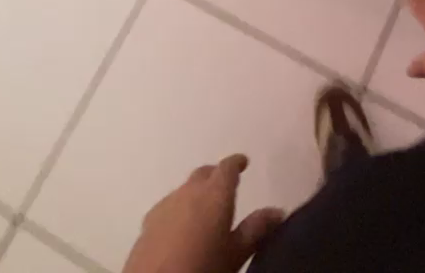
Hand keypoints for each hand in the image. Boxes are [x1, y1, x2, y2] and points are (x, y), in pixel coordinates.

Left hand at [123, 154, 283, 272]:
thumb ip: (255, 230)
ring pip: (184, 189)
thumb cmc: (203, 269)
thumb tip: (277, 211)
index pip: (227, 167)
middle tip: (226, 187)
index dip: (236, 162)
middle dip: (215, 176)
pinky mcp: (146, 223)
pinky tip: (181, 229)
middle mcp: (189, 191)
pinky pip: (168, 206)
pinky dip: (179, 210)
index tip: (243, 162)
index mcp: (215, 193)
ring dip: (196, 193)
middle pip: (204, 173)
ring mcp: (165, 205)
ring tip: (205, 212)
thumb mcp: (235, 254)